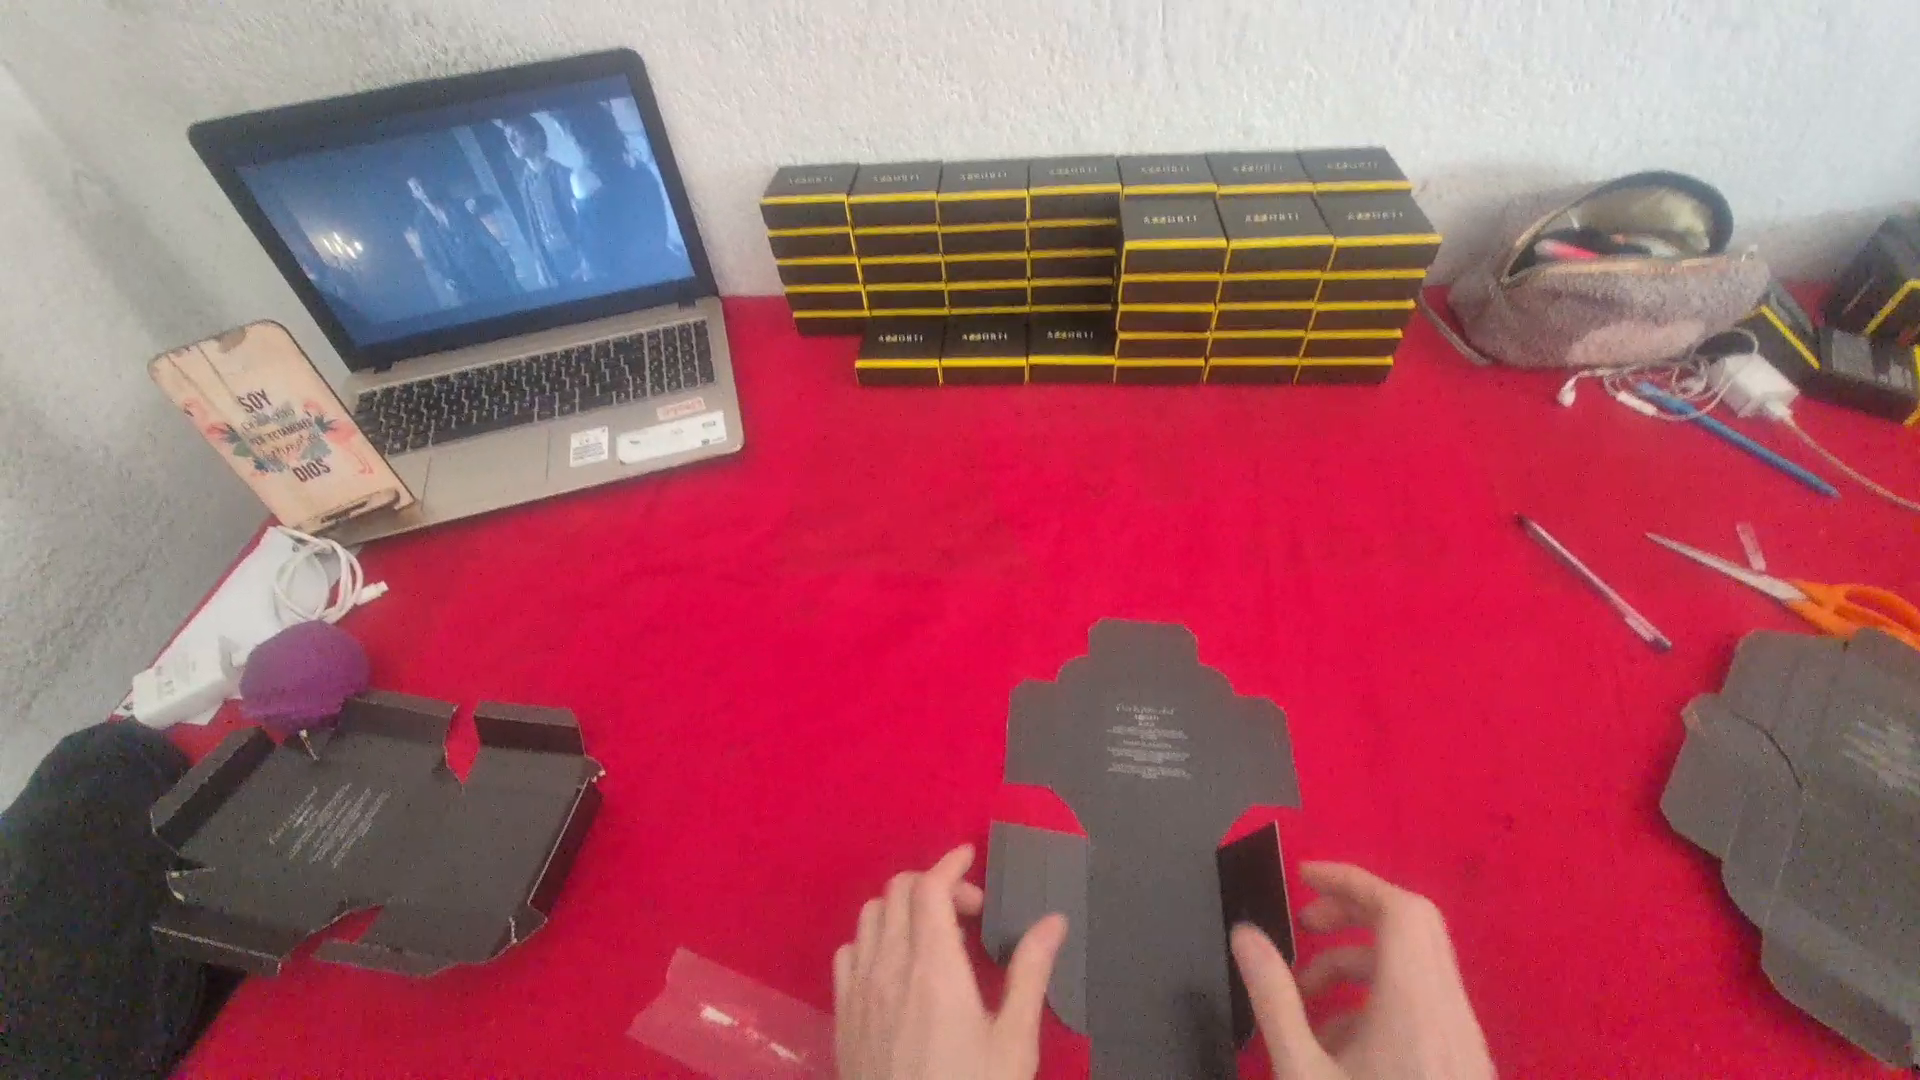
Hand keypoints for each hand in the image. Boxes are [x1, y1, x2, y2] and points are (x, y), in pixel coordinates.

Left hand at [834, 845, 1067, 1079]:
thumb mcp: (1013, 1044)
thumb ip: (1030, 973)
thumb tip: (1054, 920)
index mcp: (933, 967)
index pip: (929, 888)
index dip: (950, 864)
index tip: (970, 858)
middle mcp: (888, 967)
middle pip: (898, 892)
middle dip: (934, 885)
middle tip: (967, 913)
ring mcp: (859, 992)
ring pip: (869, 916)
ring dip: (901, 909)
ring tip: (932, 935)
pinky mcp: (842, 1017)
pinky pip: (847, 953)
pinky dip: (871, 940)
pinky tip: (893, 966)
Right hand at [1232, 862, 1493, 1079]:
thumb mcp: (1304, 1074)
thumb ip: (1273, 998)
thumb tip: (1245, 934)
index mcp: (1416, 1008)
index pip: (1400, 910)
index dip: (1352, 879)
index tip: (1303, 878)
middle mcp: (1451, 1017)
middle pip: (1414, 928)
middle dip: (1353, 912)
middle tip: (1304, 924)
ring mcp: (1465, 1045)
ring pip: (1418, 967)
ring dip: (1359, 960)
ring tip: (1306, 992)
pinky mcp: (1465, 1069)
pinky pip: (1424, 1004)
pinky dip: (1379, 996)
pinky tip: (1338, 1038)